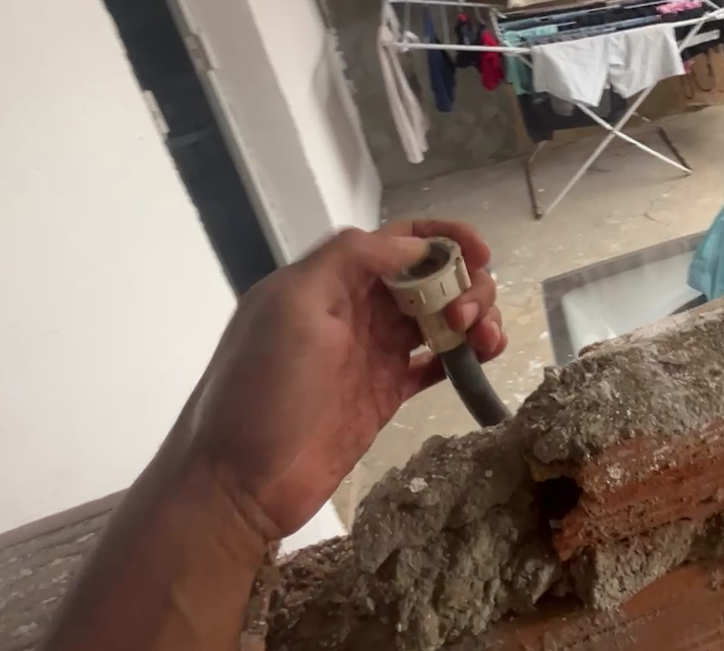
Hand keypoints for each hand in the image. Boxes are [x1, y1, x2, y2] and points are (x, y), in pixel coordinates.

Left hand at [174, 220, 507, 539]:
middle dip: (466, 284)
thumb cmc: (261, 386)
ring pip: (444, 315)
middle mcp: (363, 307)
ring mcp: (379, 350)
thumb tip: (417, 246)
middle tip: (467, 317)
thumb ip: (352, 258)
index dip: (447, 237)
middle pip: (435, 276)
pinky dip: (468, 353)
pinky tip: (484, 358)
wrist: (237, 484)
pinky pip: (441, 360)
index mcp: (338, 279)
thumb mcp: (293, 304)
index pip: (403, 238)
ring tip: (486, 342)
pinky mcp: (391, 390)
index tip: (481, 254)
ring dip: (475, 317)